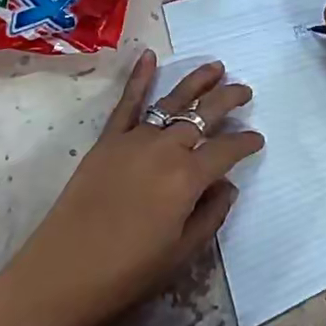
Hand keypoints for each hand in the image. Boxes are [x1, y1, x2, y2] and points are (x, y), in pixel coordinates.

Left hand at [0, 52, 263, 325]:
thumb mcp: (183, 252)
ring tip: (216, 66)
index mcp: (188, 178)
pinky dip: (139, 77)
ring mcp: (133, 139)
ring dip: (195, 82)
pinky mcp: (107, 139)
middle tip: (245, 89)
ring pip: (170, 102)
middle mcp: (164, 148)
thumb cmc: (130, 270)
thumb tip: (227, 184)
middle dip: (227, 100)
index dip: (245, 143)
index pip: (226, 151)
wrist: (68, 266)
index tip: (258, 138)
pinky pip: (126, 103)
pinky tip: (149, 56)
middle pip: (202, 116)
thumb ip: (210, 214)